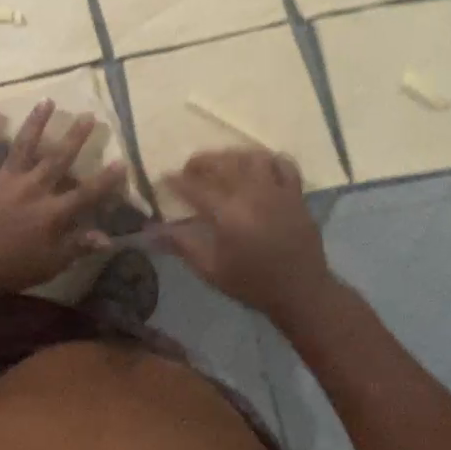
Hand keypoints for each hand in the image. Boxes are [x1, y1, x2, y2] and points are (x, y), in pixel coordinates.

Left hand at [0, 102, 127, 294]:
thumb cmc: (13, 269)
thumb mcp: (51, 264)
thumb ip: (78, 247)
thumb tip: (108, 237)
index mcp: (52, 212)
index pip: (86, 194)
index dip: (106, 180)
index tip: (121, 162)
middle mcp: (32, 189)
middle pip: (58, 159)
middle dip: (75, 137)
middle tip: (88, 115)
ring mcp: (5, 180)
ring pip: (24, 146)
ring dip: (36, 123)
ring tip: (46, 101)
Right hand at [160, 149, 335, 323]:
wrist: (302, 292)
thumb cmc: (252, 284)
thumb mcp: (210, 269)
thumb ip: (180, 244)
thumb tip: (148, 233)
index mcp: (228, 215)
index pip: (193, 187)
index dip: (174, 181)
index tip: (163, 180)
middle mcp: (252, 196)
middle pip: (221, 163)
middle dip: (200, 162)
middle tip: (189, 171)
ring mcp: (277, 192)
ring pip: (251, 157)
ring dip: (232, 157)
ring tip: (222, 166)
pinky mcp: (295, 195)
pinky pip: (283, 164)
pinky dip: (267, 160)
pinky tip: (257, 169)